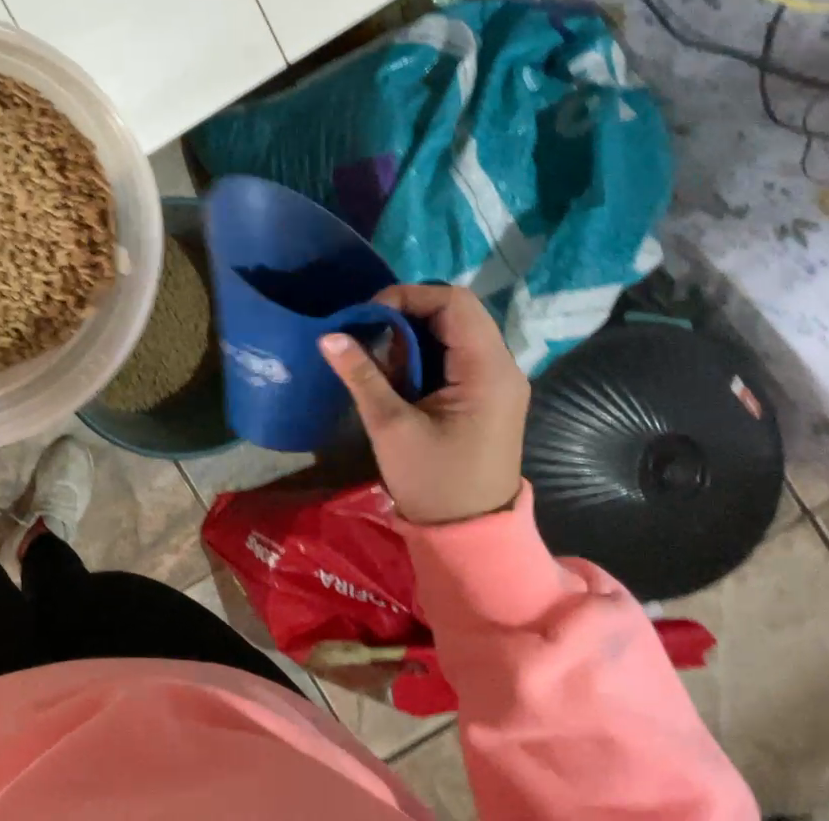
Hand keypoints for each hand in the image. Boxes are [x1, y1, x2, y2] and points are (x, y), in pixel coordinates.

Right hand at [318, 285, 527, 525]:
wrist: (469, 531)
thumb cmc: (433, 479)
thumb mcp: (390, 426)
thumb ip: (362, 375)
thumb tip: (328, 335)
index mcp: (488, 371)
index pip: (454, 303)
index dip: (408, 296)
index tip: (367, 315)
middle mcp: (501, 367)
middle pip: (456, 311)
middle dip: (406, 311)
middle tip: (366, 331)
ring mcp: (495, 381)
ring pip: (454, 330)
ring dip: (412, 331)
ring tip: (376, 353)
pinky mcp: (484, 394)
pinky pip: (454, 353)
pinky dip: (422, 350)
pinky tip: (395, 372)